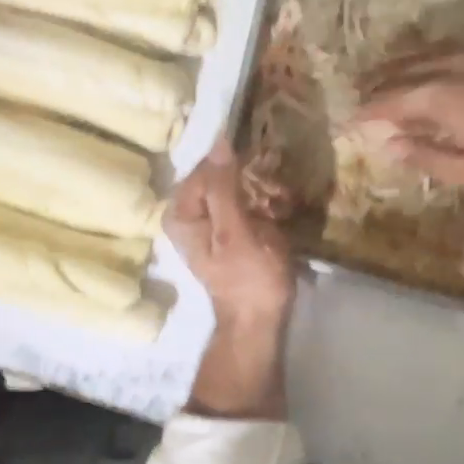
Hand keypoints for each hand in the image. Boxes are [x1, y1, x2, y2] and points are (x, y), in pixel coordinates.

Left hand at [168, 138, 295, 418]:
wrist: (257, 322)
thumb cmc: (248, 280)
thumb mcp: (235, 231)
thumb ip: (224, 187)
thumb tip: (219, 141)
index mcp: (180, 212)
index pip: (208, 165)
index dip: (239, 163)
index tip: (268, 167)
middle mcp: (188, 213)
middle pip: (221, 175)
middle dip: (253, 178)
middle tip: (279, 191)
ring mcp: (208, 222)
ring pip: (236, 187)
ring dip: (263, 190)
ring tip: (283, 203)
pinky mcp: (227, 231)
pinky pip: (244, 203)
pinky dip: (263, 204)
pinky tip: (280, 212)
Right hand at [354, 49, 463, 236]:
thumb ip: (426, 157)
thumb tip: (388, 145)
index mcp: (439, 96)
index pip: (387, 101)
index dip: (364, 113)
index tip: (346, 124)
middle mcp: (450, 65)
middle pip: (400, 71)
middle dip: (375, 85)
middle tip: (357, 99)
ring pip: (422, 53)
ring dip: (397, 67)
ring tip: (381, 79)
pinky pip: (445, 48)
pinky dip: (423, 58)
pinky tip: (425, 69)